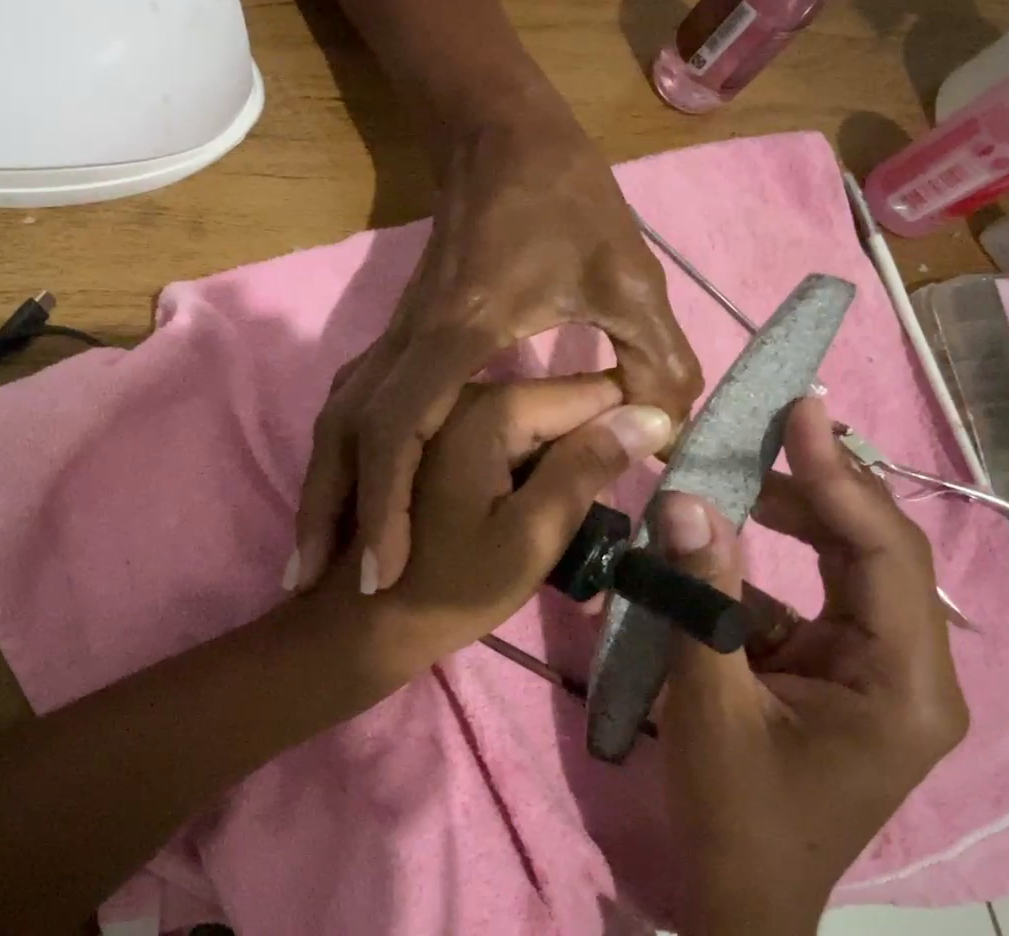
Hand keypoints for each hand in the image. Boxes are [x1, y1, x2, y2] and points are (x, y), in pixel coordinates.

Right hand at [289, 93, 702, 594]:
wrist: (502, 138)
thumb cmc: (567, 204)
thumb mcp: (628, 279)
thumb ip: (654, 363)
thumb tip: (658, 443)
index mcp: (457, 333)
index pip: (401, 428)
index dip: (388, 505)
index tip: (384, 574)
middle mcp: (405, 343)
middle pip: (346, 435)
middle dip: (329, 513)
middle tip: (311, 585)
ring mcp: (390, 337)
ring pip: (336, 420)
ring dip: (320, 487)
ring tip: (310, 555)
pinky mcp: (392, 335)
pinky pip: (349, 406)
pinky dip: (339, 457)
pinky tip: (341, 492)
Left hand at [316, 375, 672, 672]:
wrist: (357, 619)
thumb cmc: (448, 589)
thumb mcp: (531, 537)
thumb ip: (587, 469)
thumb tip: (651, 414)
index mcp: (486, 407)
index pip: (590, 392)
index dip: (627, 429)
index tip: (643, 473)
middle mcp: (456, 390)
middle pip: (554, 405)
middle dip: (583, 451)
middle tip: (591, 516)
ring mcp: (435, 410)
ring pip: (525, 421)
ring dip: (546, 465)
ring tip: (550, 523)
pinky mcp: (424, 434)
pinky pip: (491, 434)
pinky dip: (510, 466)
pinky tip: (508, 512)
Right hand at [658, 399, 968, 935]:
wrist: (740, 894)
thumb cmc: (736, 810)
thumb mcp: (709, 700)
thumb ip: (700, 597)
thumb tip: (681, 499)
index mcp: (904, 682)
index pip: (881, 555)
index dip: (840, 477)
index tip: (801, 412)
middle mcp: (905, 668)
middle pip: (870, 552)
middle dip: (814, 488)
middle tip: (762, 428)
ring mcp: (870, 672)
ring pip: (836, 571)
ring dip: (783, 522)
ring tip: (727, 473)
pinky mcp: (832, 676)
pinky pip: (800, 603)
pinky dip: (753, 571)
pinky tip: (706, 545)